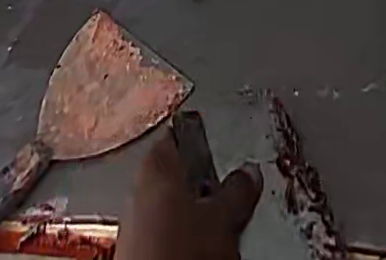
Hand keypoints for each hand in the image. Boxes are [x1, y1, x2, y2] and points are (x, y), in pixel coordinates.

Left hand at [117, 131, 261, 259]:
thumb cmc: (178, 249)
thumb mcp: (223, 217)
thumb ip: (238, 189)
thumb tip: (249, 173)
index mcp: (155, 165)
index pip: (178, 136)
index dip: (200, 140)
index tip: (218, 147)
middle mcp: (140, 188)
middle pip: (180, 176)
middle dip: (205, 187)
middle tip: (228, 200)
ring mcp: (137, 220)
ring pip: (176, 208)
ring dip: (197, 216)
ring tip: (218, 232)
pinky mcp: (139, 248)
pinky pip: (169, 233)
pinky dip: (185, 237)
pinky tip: (200, 250)